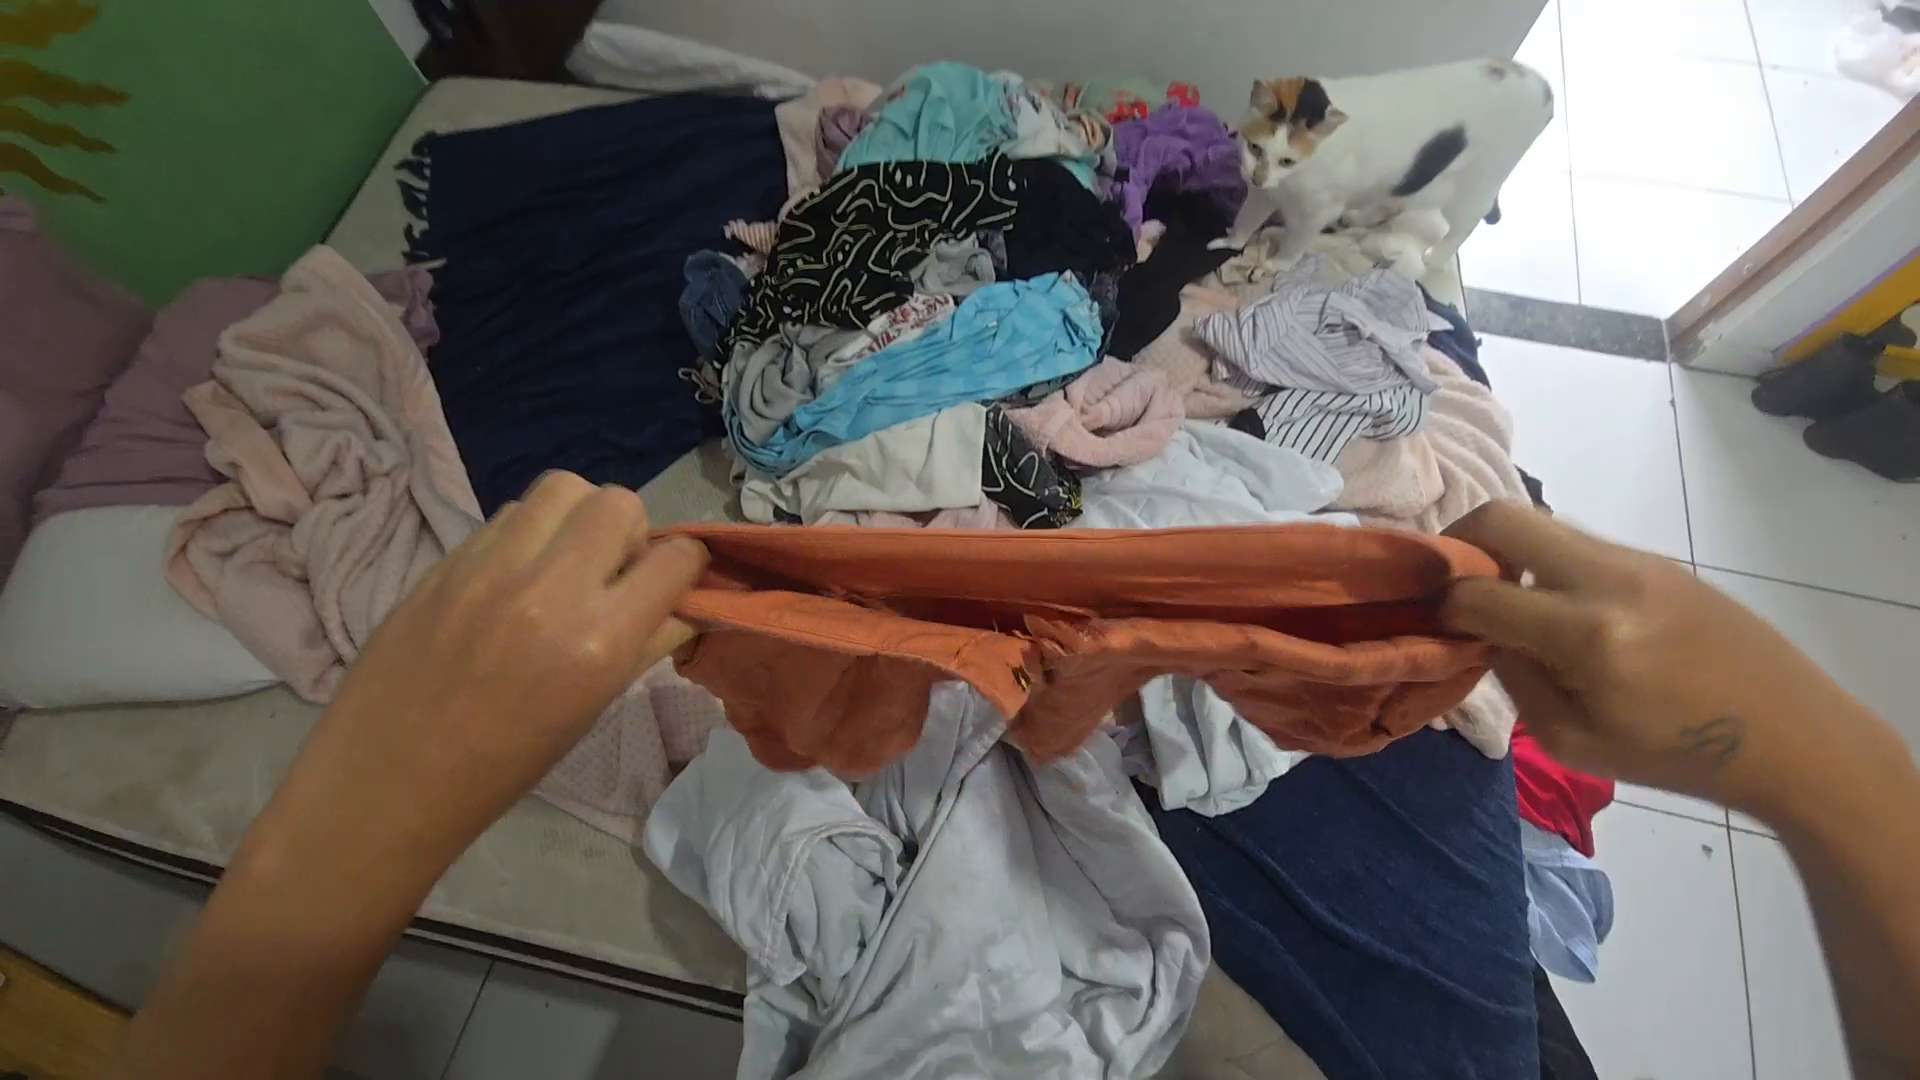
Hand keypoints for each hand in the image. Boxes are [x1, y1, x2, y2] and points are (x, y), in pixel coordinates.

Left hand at [258, 472, 707, 876]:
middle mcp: (551, 587)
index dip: (689, 562)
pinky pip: (509, 514)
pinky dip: (531, 531)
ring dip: (581, 516)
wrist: (390, 776)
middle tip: (615, 567)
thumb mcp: (601, 700)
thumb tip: (687, 600)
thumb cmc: (514, 756)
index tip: (675, 579)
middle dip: (633, 529)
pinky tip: (518, 574)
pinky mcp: (448, 560)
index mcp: (601, 637)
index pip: (676, 556)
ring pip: (563, 488)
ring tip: (567, 558)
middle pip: (619, 502)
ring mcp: (492, 566)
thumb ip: (652, 639)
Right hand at [1441, 501, 1868, 815]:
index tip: (1436, 622)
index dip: (1441, 606)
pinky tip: (1555, 605)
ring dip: (1502, 550)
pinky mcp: (1658, 560)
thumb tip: (1482, 630)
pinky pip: (1575, 542)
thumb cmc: (1674, 755)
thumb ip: (1511, 674)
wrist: (1799, 741)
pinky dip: (1542, 561)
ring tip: (1503, 595)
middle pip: (1502, 517)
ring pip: (1538, 522)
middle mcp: (1611, 580)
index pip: (1476, 593)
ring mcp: (1639, 561)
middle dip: (1457, 543)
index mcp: (1588, 636)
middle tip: (1451, 581)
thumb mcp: (1566, 739)